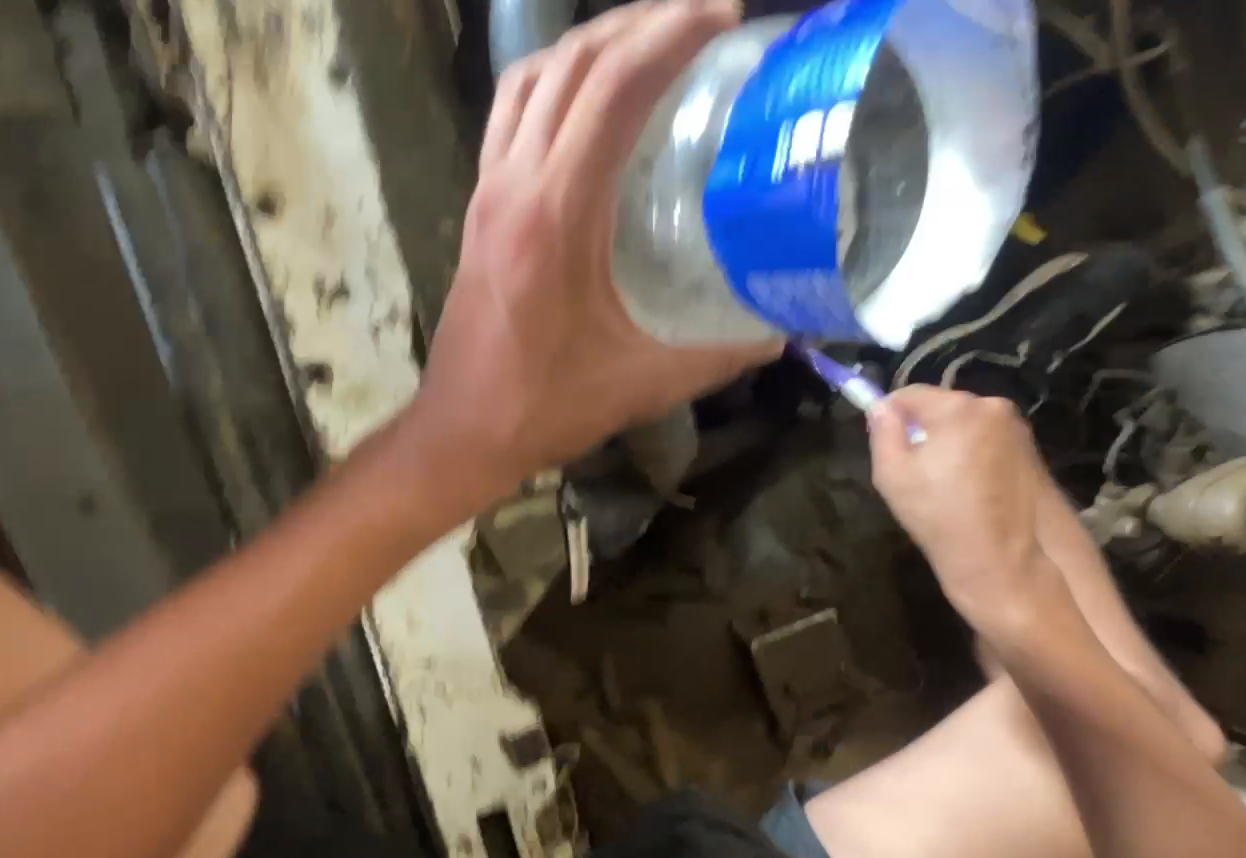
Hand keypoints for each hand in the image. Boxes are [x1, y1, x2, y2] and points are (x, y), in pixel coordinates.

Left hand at [405, 0, 779, 495]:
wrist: (463, 429)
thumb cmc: (548, 407)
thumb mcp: (645, 382)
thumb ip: (720, 353)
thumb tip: (782, 330)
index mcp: (557, 214)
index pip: (612, 88)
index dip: (671, 35)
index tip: (725, 16)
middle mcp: (515, 183)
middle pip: (572, 63)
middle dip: (639, 22)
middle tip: (701, 17)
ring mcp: (489, 189)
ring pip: (533, 78)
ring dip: (590, 44)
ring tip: (648, 41)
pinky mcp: (479, 206)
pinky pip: (512, 113)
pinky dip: (554, 82)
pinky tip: (590, 99)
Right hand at [869, 386, 1055, 622]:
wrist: (1000, 557)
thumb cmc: (938, 514)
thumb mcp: (892, 474)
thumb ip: (883, 431)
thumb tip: (880, 406)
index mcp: (957, 407)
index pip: (910, 393)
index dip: (888, 414)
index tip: (883, 442)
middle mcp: (992, 406)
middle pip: (941, 406)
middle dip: (922, 428)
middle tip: (911, 468)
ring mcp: (1017, 428)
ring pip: (965, 423)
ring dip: (948, 441)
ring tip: (940, 481)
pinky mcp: (1030, 450)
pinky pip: (987, 440)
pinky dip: (972, 454)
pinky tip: (966, 487)